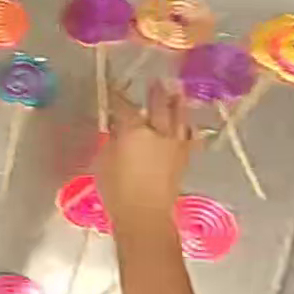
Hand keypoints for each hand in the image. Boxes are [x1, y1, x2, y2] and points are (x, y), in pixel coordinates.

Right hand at [100, 81, 193, 227]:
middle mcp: (159, 132)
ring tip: (178, 94)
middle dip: (156, 93)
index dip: (117, 97)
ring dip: (177, 104)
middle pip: (158, 106)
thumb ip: (112, 140)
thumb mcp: (104, 160)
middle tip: (157, 81)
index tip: (112, 88)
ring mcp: (175, 143)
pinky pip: (189, 135)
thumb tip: (117, 129)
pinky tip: (188, 125)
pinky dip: (187, 127)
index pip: (124, 108)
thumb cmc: (116, 188)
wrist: (144, 212)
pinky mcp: (184, 157)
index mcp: (134, 131)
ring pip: (179, 118)